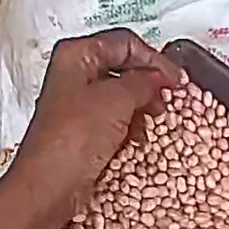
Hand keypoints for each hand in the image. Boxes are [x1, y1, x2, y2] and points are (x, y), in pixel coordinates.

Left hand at [10, 29, 184, 217]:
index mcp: (77, 55)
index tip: (177, 80)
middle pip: (123, 70)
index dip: (154, 59)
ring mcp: (78, 107)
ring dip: (140, 110)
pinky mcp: (83, 134)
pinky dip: (129, 128)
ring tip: (152, 123)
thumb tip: (159, 78)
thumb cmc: (75, 137)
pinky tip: (136, 140)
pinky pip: (114, 123)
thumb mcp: (117, 100)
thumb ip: (143, 82)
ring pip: (120, 98)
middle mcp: (75, 76)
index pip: (125, 44)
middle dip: (148, 86)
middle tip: (167, 101)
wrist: (51, 185)